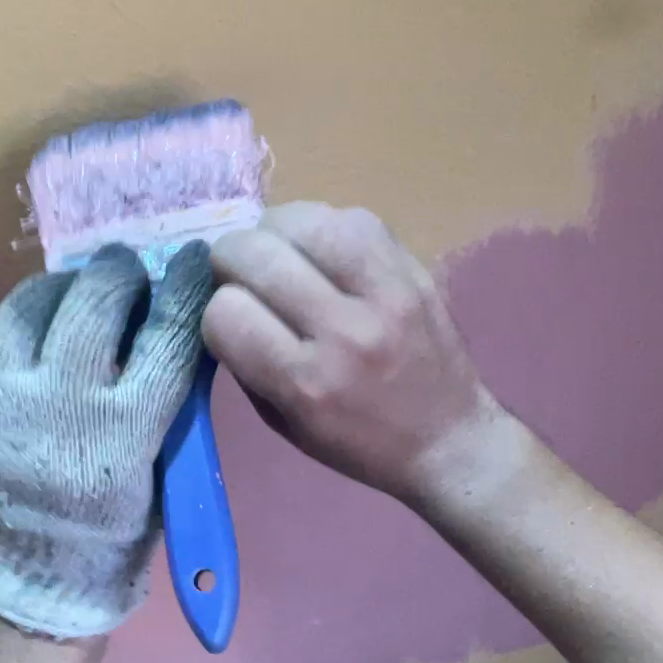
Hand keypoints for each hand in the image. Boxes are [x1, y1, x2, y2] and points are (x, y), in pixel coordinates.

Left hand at [0, 243, 212, 638]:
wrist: (50, 566)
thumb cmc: (124, 520)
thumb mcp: (166, 465)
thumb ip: (169, 393)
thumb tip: (167, 315)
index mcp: (123, 432)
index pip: (165, 336)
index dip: (186, 287)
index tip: (195, 259)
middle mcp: (60, 407)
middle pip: (94, 303)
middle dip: (120, 274)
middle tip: (130, 272)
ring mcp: (3, 400)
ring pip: (31, 303)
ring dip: (65, 287)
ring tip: (80, 291)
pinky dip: (22, 323)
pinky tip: (39, 333)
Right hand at [204, 203, 502, 502]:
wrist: (447, 440)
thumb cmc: (356, 443)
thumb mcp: (285, 423)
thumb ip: (247, 363)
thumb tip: (220, 301)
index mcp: (305, 383)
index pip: (225, 312)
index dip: (214, 311)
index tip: (228, 321)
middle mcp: (342, 332)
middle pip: (254, 254)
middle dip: (228, 259)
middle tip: (236, 275)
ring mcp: (384, 294)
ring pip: (302, 220)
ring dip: (274, 232)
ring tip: (278, 253)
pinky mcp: (413, 270)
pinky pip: (352, 218)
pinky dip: (322, 227)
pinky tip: (321, 249)